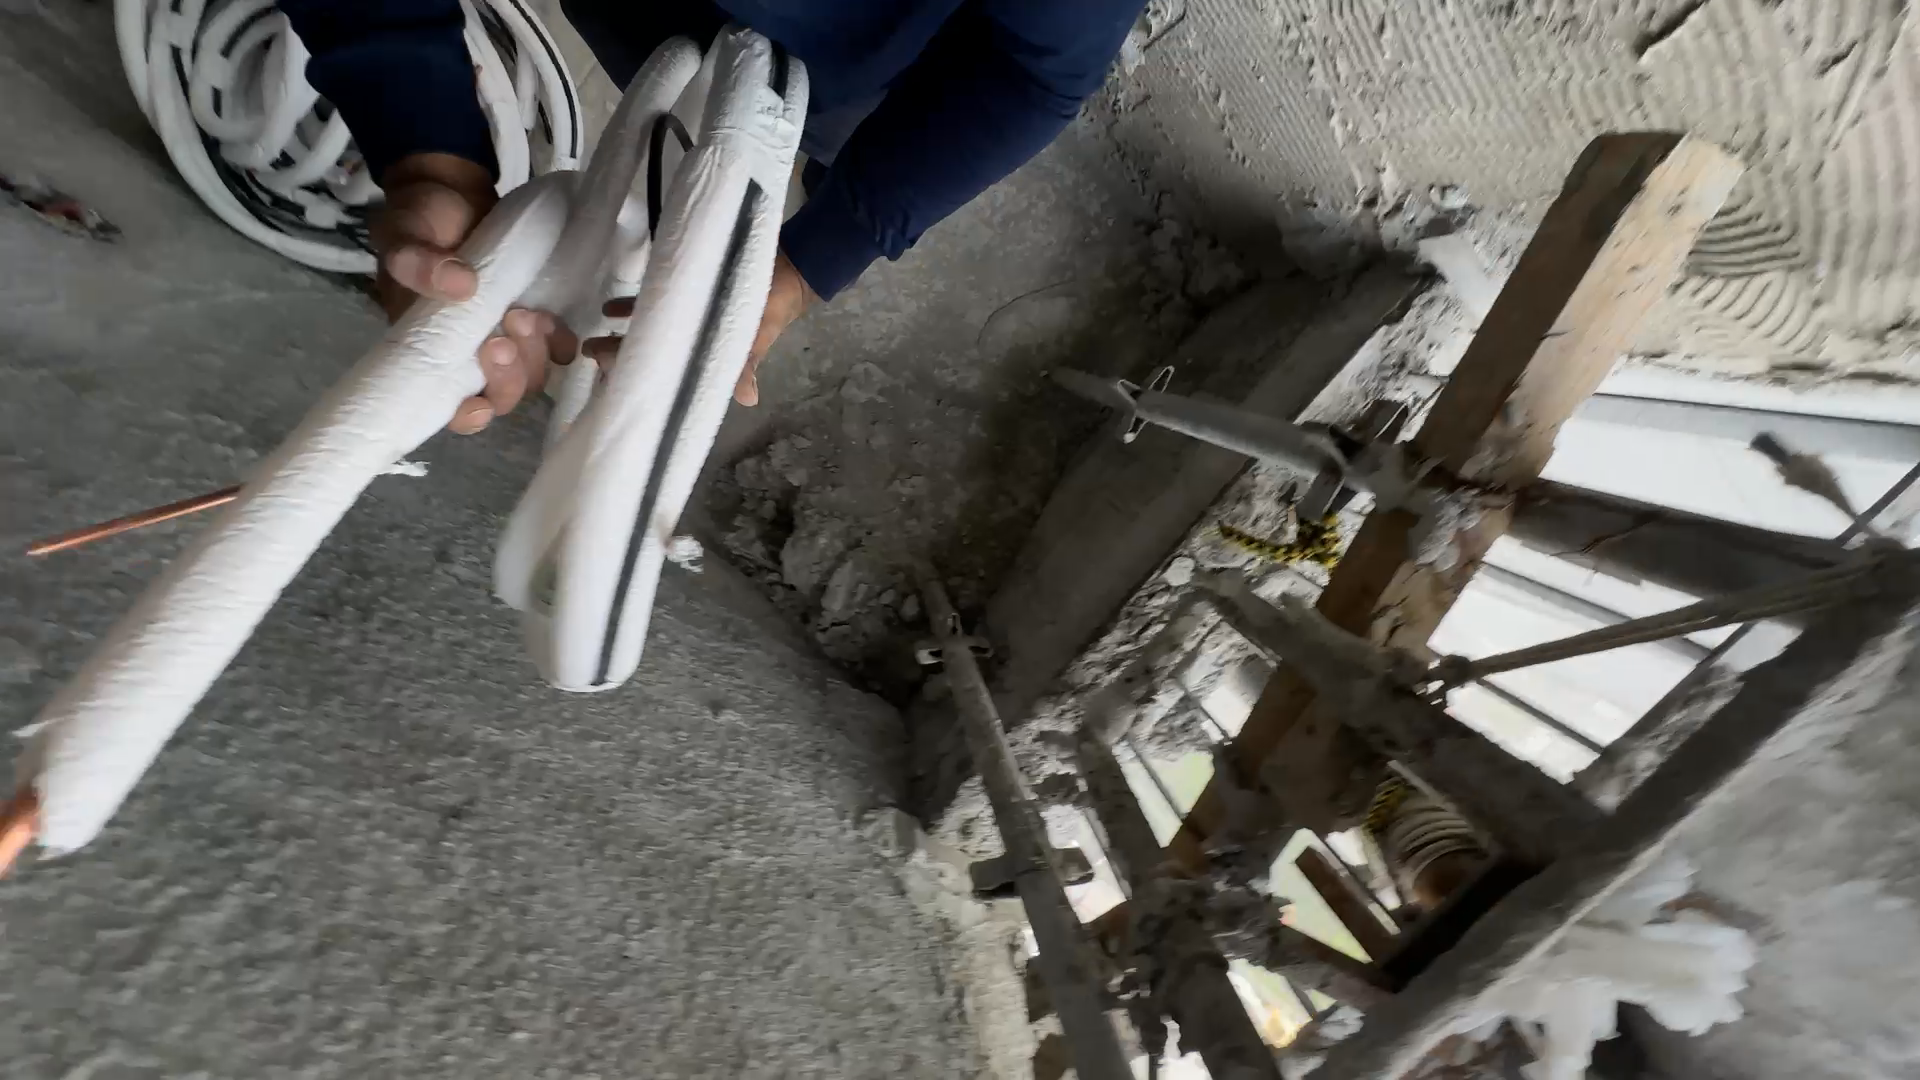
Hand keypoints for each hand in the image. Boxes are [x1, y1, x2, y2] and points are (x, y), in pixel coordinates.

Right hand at [373, 153, 577, 433]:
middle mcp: (470, 354)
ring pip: (533, 377)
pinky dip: (559, 341)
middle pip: (501, 395)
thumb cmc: (421, 221)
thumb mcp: (404, 233)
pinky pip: (560, 351)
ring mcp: (508, 341)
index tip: (479, 403)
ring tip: (525, 313)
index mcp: (428, 347)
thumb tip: (458, 286)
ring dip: (534, 355)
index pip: (447, 402)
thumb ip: (415, 260)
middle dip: (508, 376)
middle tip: (506, 332)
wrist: (457, 195)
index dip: (466, 415)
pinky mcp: (539, 324)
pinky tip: (550, 318)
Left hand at [582, 249, 814, 406]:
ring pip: (649, 331)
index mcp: (708, 357)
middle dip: (623, 356)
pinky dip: (632, 307)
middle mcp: (694, 343)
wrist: (786, 273)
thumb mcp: (758, 339)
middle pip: (652, 353)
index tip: (614, 378)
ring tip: (594, 333)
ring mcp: (686, 319)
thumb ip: (745, 366)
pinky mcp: (683, 294)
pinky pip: (652, 303)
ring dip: (623, 334)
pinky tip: (611, 307)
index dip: (644, 377)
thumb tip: (749, 398)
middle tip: (590, 354)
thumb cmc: (769, 309)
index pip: (669, 372)